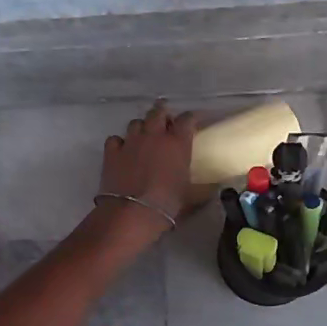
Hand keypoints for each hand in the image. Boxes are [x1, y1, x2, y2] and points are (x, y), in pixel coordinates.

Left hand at [91, 100, 195, 242]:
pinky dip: (119, 143)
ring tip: (143, 136)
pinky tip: (121, 150)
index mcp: (177, 142)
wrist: (133, 212)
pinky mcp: (112, 153)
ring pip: (135, 123)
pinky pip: (115, 139)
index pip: (187, 119)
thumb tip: (215, 187)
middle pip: (157, 112)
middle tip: (164, 121)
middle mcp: (154, 135)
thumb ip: (203, 188)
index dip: (190, 118)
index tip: (192, 122)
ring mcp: (131, 142)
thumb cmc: (167, 204)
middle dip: (162, 113)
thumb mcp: (192, 196)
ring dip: (141, 127)